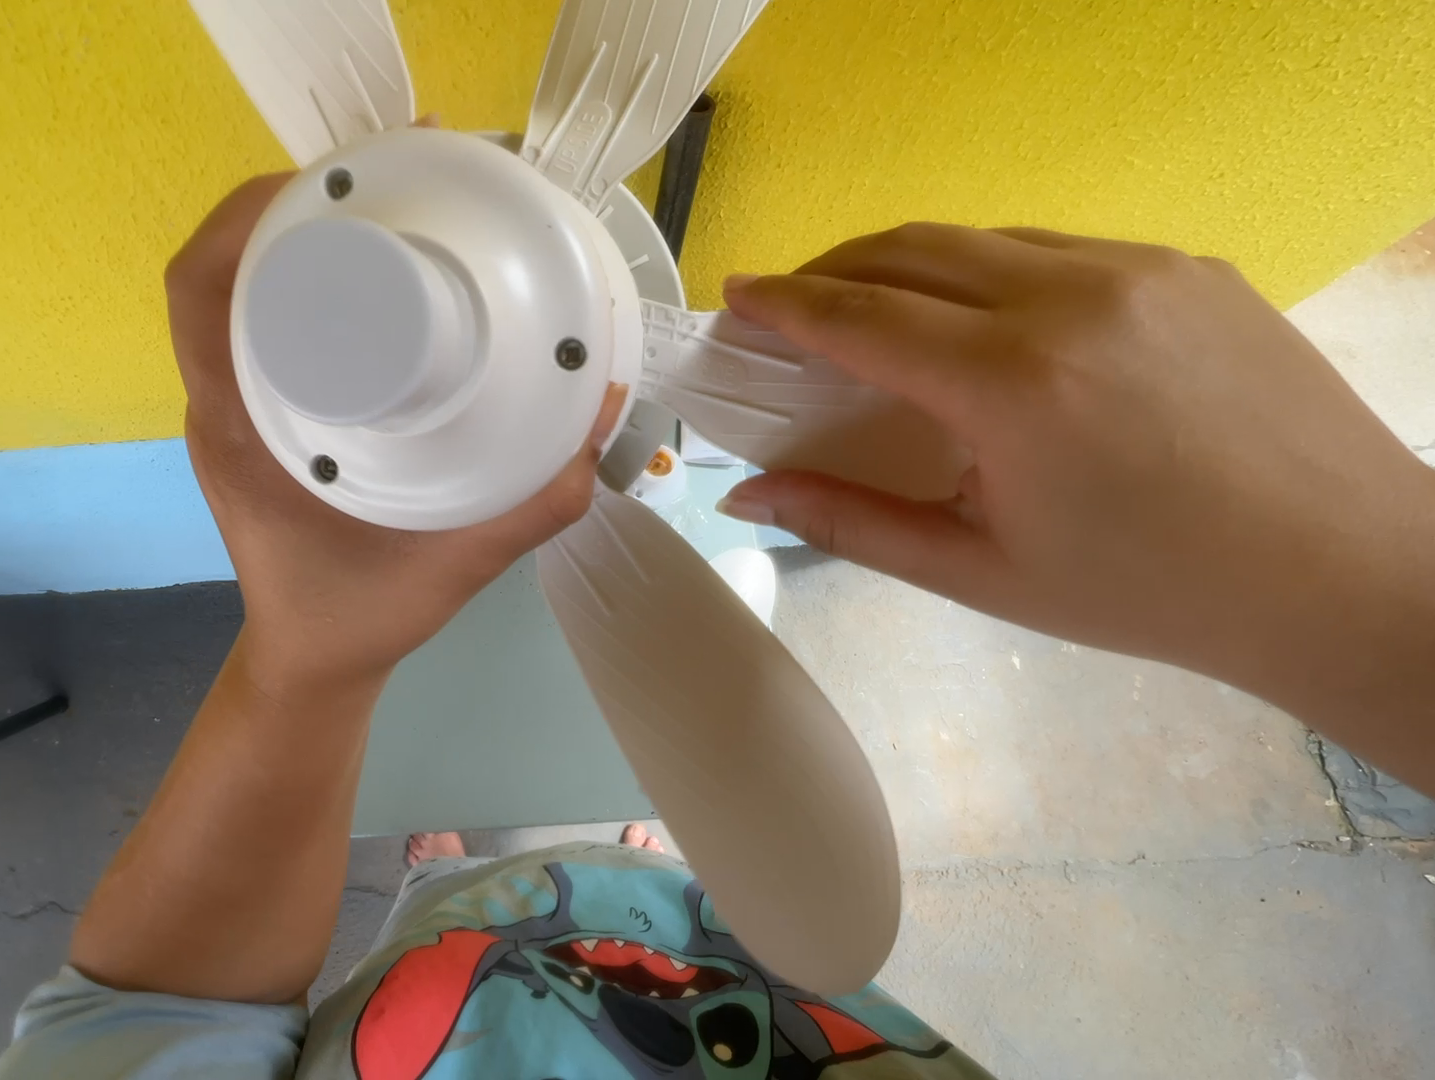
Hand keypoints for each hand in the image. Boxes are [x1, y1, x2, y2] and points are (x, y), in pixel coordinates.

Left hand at [167, 176, 625, 692]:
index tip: (336, 182)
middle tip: (388, 183)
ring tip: (385, 209)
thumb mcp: (450, 568)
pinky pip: (263, 326)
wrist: (316, 660)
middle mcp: (225, 406)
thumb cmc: (358, 618)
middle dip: (294, 207)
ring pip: (243, 293)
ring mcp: (238, 410)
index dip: (250, 214)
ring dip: (298, 238)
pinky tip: (372, 276)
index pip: (203, 291)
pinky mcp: (264, 416)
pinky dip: (305, 283)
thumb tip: (600, 411)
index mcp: (242, 432)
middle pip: (225, 270)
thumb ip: (530, 503)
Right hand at [718, 226, 1434, 784]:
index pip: (862, 316)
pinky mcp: (1183, 267)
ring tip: (860, 308)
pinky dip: (970, 269)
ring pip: (974, 239)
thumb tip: (744, 495)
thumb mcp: (968, 568)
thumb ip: (844, 521)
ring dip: (896, 264)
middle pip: (908, 252)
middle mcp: (1071, 300)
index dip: (786, 302)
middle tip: (783, 306)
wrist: (1347, 574)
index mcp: (1011, 384)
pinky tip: (964, 319)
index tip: (735, 293)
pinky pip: (1041, 248)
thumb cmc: (1136, 589)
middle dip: (828, 270)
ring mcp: (1138, 271)